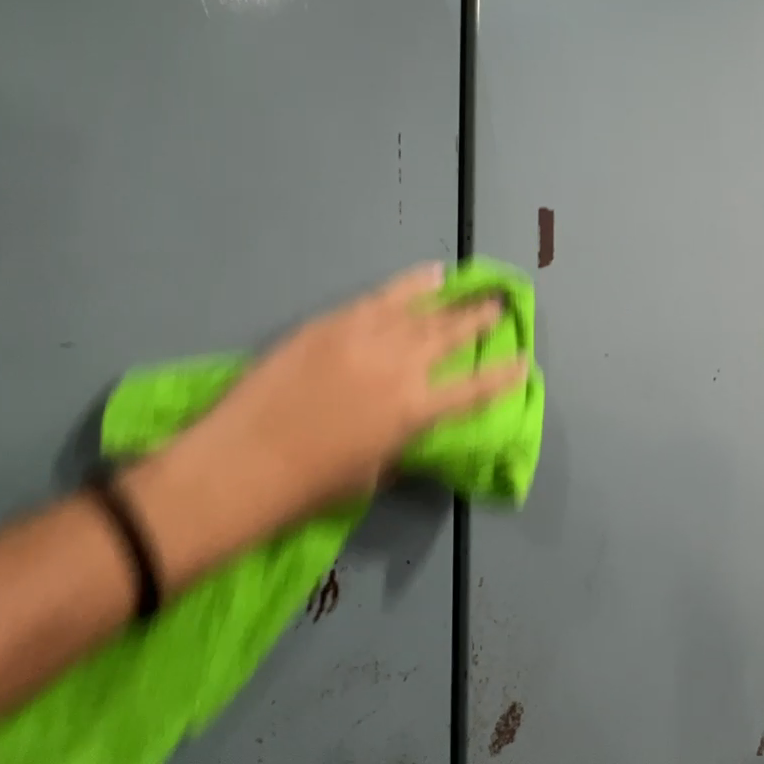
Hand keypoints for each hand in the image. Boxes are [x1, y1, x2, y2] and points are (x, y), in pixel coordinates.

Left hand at [121, 263, 526, 587]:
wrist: (238, 463)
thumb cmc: (306, 487)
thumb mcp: (369, 476)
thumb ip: (399, 447)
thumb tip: (408, 431)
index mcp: (416, 411)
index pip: (475, 389)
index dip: (505, 376)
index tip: (525, 362)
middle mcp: (402, 367)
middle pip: (453, 335)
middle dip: (481, 321)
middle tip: (499, 307)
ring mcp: (367, 339)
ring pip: (422, 310)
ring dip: (452, 299)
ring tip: (471, 288)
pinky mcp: (334, 323)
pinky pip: (381, 297)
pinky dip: (409, 284)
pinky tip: (427, 276)